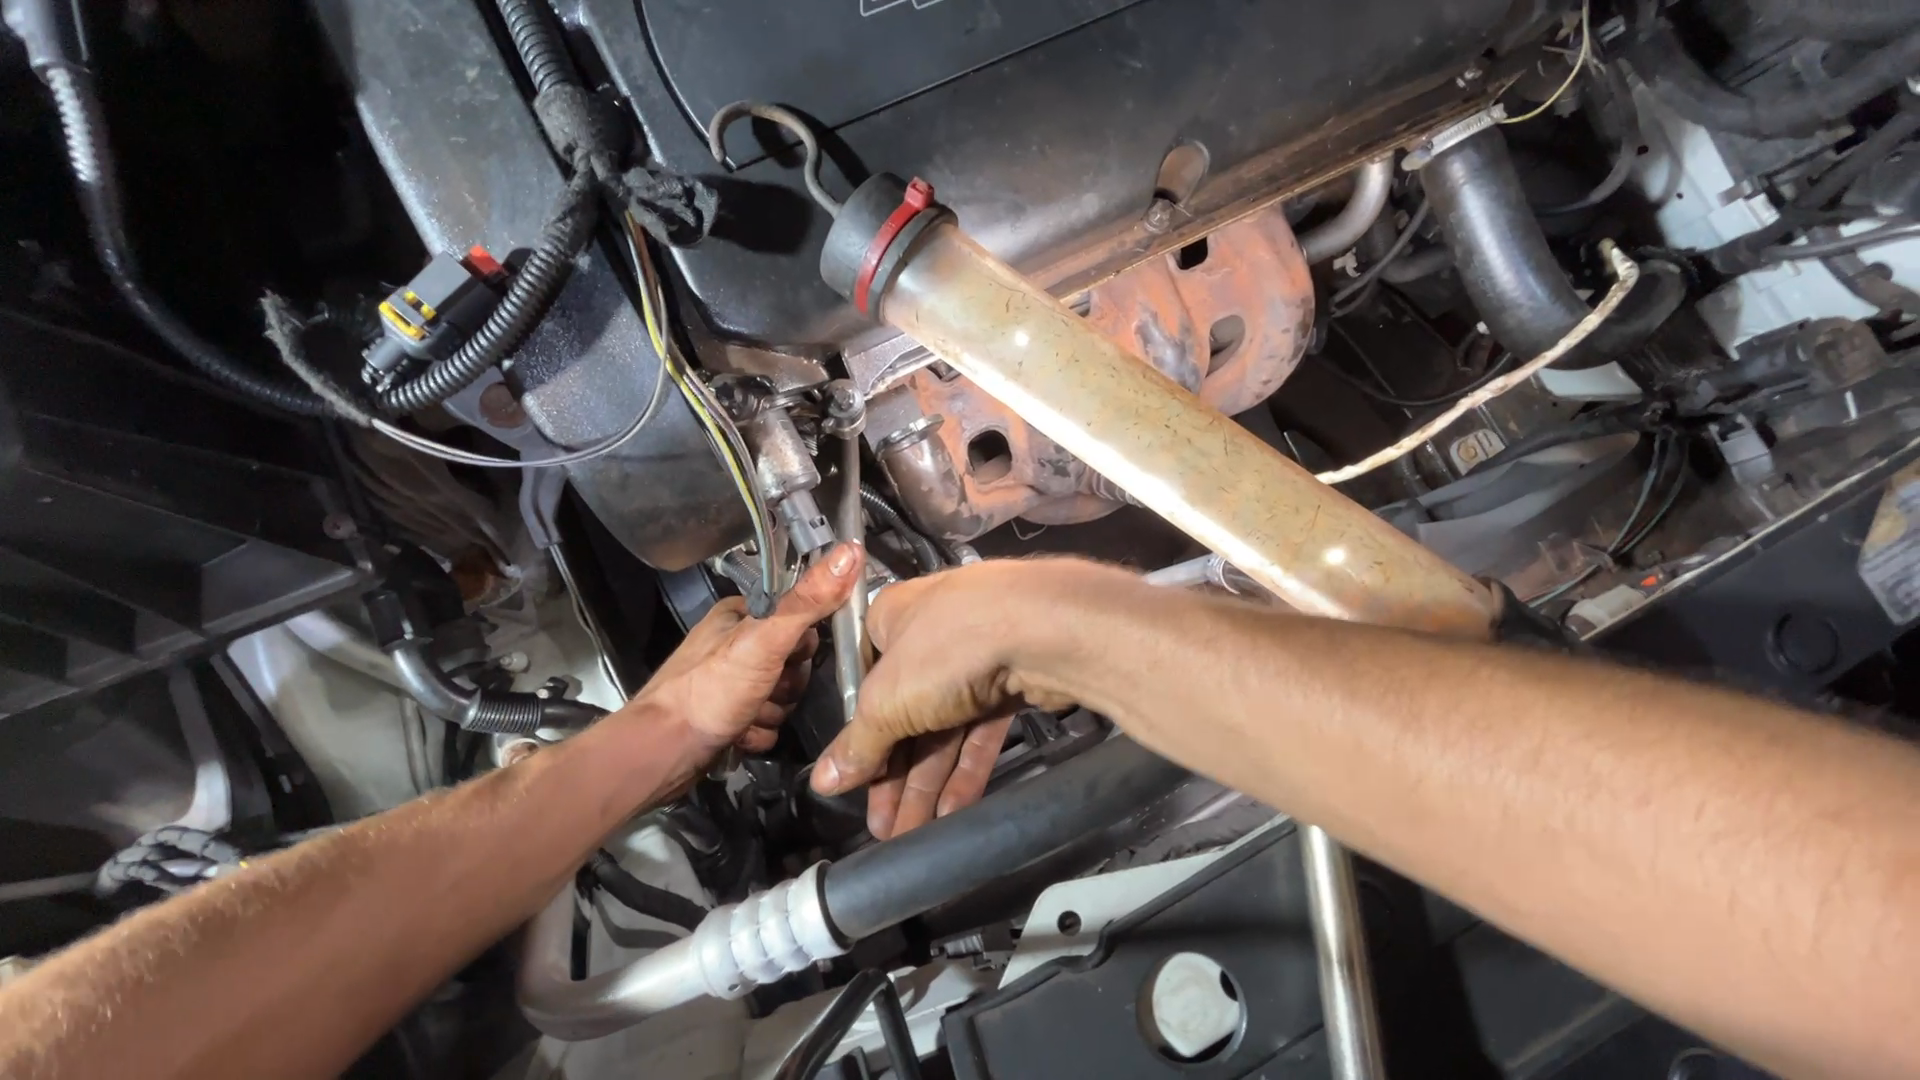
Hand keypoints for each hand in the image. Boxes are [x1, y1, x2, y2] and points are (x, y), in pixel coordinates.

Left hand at [621, 542, 863, 760]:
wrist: (662, 753)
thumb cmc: (709, 690)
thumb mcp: (764, 640)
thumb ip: (808, 601)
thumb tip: (850, 552)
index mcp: (741, 616)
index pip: (802, 622)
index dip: (803, 648)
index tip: (788, 660)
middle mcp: (736, 645)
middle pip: (795, 666)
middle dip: (785, 688)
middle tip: (763, 693)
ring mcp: (731, 683)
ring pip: (783, 699)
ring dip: (771, 714)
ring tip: (744, 717)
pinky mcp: (728, 717)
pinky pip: (767, 725)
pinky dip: (758, 734)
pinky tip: (739, 736)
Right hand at [810, 557, 1144, 837]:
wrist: (1046, 630)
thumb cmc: (947, 648)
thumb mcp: (887, 701)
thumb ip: (859, 744)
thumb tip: (824, 780)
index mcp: (889, 619)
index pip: (862, 682)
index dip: (859, 734)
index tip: (854, 780)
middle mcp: (931, 633)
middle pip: (904, 712)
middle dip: (894, 773)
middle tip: (883, 826)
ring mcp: (975, 656)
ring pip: (943, 726)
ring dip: (927, 782)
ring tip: (911, 836)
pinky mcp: (1013, 680)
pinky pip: (980, 730)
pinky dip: (967, 769)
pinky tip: (953, 813)